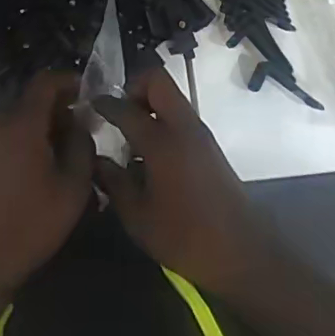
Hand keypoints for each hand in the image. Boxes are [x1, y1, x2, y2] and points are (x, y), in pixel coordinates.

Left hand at [0, 72, 94, 292]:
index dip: (70, 80)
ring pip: (23, 114)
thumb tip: (81, 121)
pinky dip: (31, 135)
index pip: (46, 81)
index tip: (90, 93)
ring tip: (70, 149)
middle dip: (62, 107)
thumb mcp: (73, 186)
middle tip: (87, 130)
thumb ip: (82, 145)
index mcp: (22, 121)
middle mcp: (0, 118)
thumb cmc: (32, 221)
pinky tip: (47, 161)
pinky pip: (11, 129)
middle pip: (35, 98)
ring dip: (47, 123)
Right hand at [93, 66, 273, 294]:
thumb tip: (96, 160)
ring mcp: (200, 134)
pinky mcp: (209, 146)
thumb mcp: (138, 218)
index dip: (104, 104)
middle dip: (133, 87)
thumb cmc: (186, 237)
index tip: (90, 105)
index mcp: (161, 142)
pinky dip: (162, 120)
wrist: (245, 255)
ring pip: (171, 97)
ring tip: (131, 137)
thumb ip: (114, 183)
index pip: (125, 108)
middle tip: (118, 113)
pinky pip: (180, 116)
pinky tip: (151, 155)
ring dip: (149, 104)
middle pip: (157, 80)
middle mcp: (182, 128)